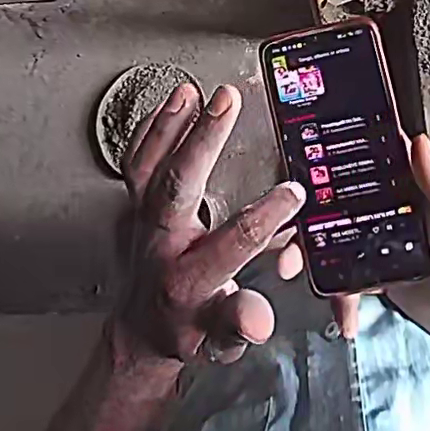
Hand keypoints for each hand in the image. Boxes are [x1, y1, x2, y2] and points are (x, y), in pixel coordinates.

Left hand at [114, 82, 305, 365]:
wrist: (140, 330)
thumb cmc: (186, 329)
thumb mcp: (220, 340)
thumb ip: (240, 323)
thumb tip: (258, 317)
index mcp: (189, 279)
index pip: (232, 241)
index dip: (266, 216)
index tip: (293, 193)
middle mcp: (161, 242)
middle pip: (178, 185)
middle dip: (202, 140)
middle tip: (226, 102)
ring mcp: (144, 220)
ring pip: (150, 166)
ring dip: (169, 123)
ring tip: (190, 90)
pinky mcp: (135, 205)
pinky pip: (136, 163)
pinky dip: (150, 130)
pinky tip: (169, 105)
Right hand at [279, 133, 429, 349]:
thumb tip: (418, 142)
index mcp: (409, 189)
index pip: (364, 161)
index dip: (330, 156)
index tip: (300, 159)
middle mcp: (386, 210)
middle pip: (333, 202)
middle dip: (302, 212)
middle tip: (283, 226)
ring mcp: (376, 243)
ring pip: (328, 239)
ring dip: (305, 253)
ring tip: (291, 270)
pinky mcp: (373, 275)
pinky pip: (342, 281)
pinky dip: (337, 299)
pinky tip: (345, 319)